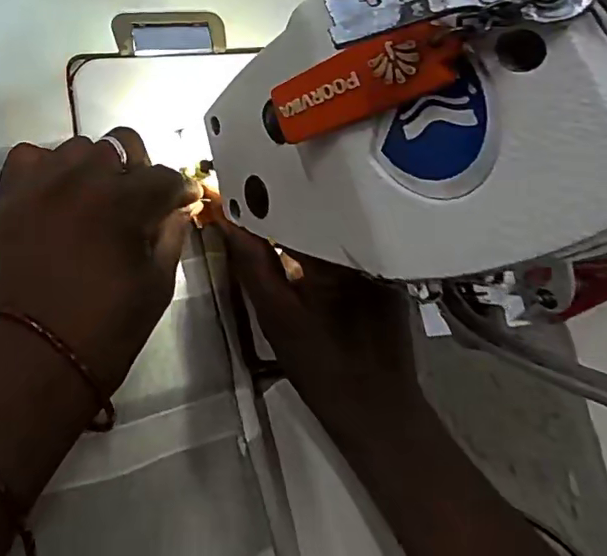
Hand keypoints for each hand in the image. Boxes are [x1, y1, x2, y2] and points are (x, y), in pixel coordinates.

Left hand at [0, 129, 201, 390]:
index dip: (176, 189)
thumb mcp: (158, 282)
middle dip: (134, 173)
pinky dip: (43, 169)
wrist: (42, 352)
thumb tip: (179, 203)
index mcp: (123, 200)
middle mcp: (80, 178)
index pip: (162, 174)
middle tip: (131, 204)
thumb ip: (171, 232)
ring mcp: (40, 181)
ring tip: (89, 202)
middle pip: (119, 146)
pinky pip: (29, 157)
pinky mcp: (8, 193)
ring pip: (76, 149)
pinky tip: (51, 195)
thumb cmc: (109, 325)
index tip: (178, 200)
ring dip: (90, 170)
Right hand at [211, 211, 420, 418]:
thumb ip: (248, 259)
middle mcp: (363, 246)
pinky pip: (339, 241)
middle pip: (308, 210)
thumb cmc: (321, 366)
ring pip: (324, 224)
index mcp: (335, 253)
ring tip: (258, 218)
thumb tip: (222, 214)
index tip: (224, 193)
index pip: (288, 206)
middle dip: (270, 202)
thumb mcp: (274, 313)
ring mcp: (378, 259)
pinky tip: (292, 245)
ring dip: (291, 219)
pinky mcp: (384, 272)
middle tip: (236, 202)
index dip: (252, 197)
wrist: (379, 413)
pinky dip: (312, 238)